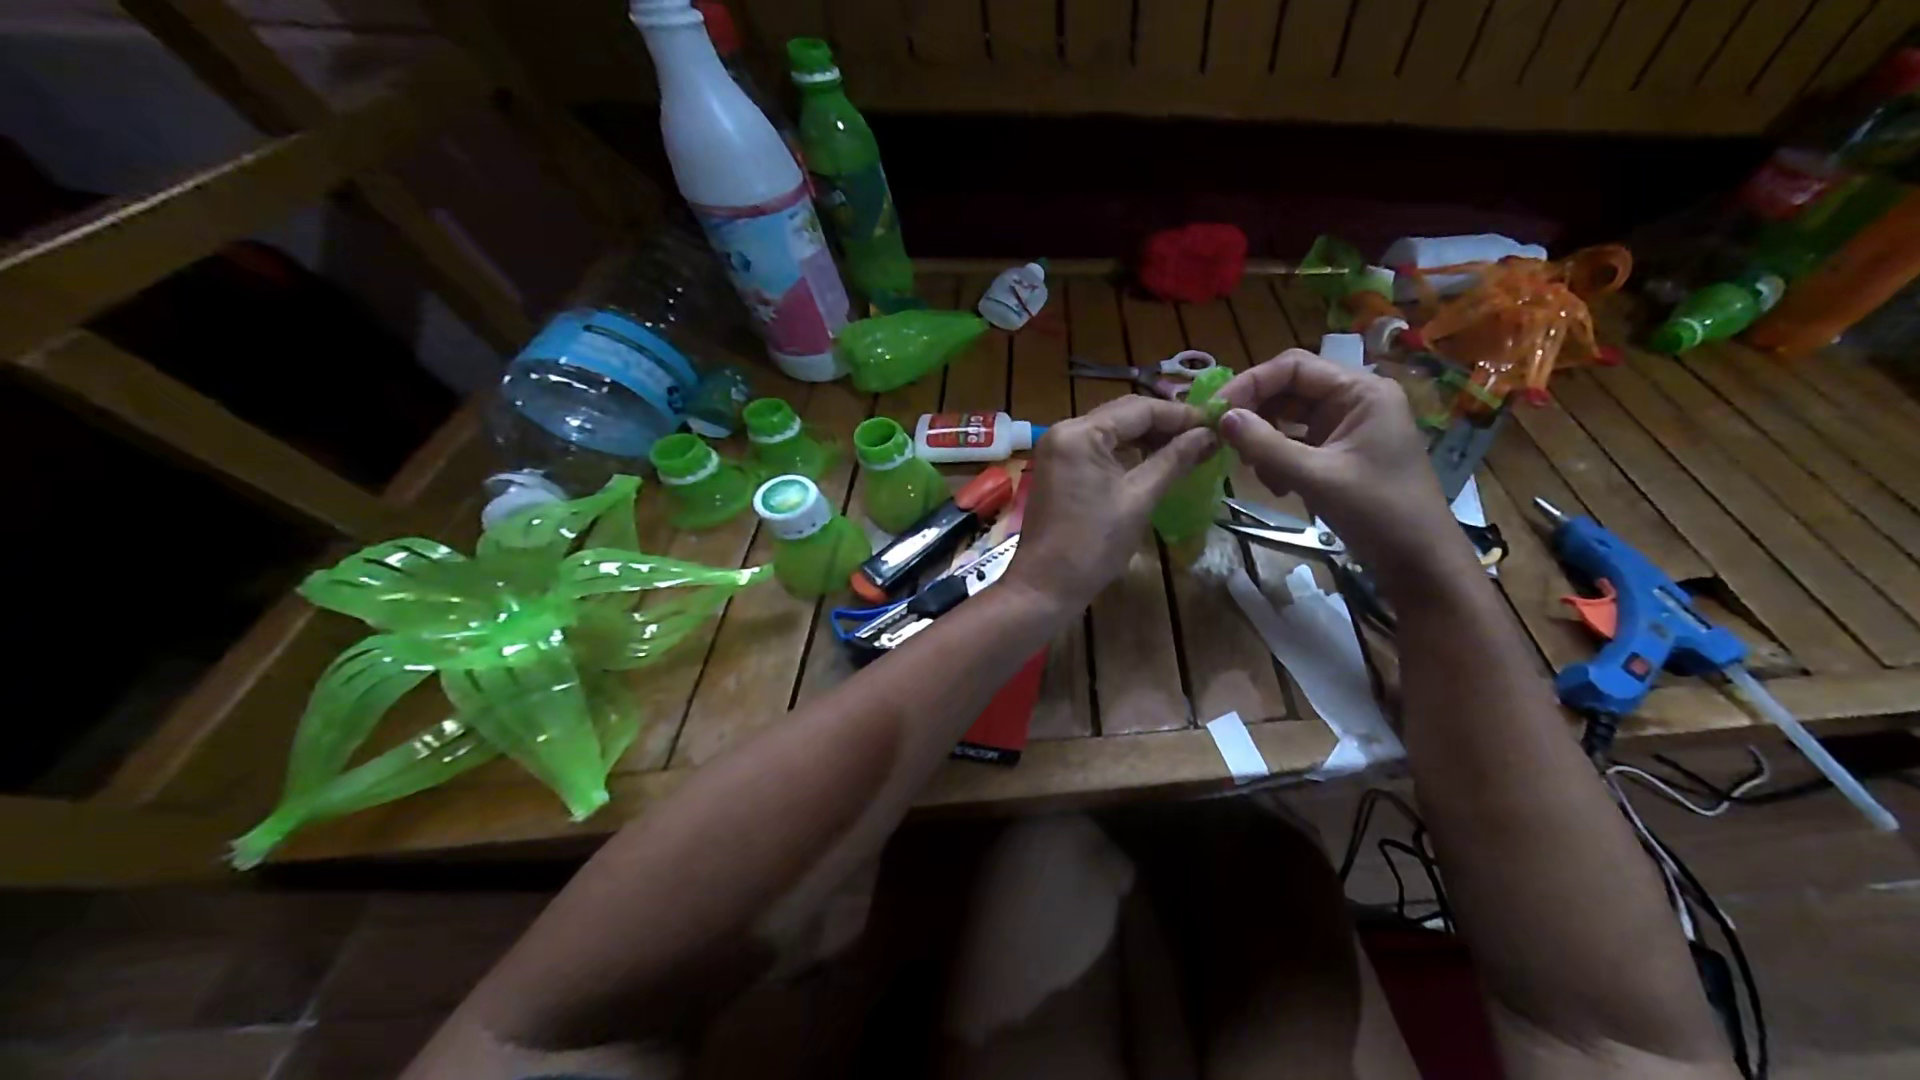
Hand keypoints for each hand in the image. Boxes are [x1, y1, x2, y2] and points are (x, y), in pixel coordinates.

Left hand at [1006, 396, 1216, 611]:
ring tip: (1188, 449)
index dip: (1181, 415)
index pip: (1139, 409)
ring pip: (1111, 432)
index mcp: (1080, 433)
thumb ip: (1174, 460)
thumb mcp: (1139, 498)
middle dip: (1165, 425)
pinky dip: (1126, 453)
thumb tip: (1210, 435)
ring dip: (1147, 439)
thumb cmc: (1093, 543)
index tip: (1217, 423)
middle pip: (1123, 416)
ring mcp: (1057, 450)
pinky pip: (1098, 450)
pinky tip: (1155, 462)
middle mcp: (1064, 432)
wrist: (1046, 585)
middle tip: (1206, 436)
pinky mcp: (1058, 469)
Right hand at [1215, 349, 1468, 587]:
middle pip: (1288, 389)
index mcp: (1360, 391)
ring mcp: (1346, 426)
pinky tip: (1277, 486)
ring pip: (1287, 417)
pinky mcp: (1339, 452)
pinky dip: (1277, 458)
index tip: (1215, 411)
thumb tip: (1223, 418)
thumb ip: (1266, 445)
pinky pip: (1296, 442)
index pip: (1292, 367)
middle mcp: (1354, 400)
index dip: (1250, 383)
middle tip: (1223, 440)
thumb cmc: (1377, 511)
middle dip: (1254, 414)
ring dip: (1264, 440)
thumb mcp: (1315, 477)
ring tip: (1255, 470)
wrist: (1418, 560)